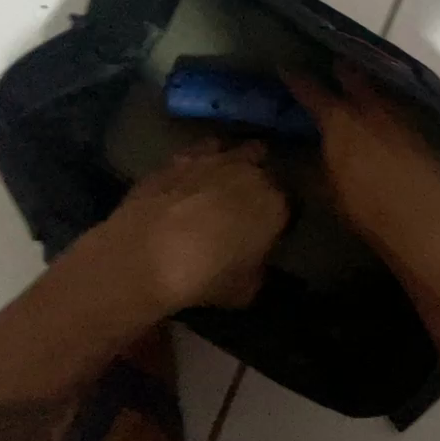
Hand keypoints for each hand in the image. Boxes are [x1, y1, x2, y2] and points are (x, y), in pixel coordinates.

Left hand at [61, 141, 289, 315]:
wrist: (146, 254)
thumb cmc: (205, 277)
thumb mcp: (244, 291)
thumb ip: (258, 271)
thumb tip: (255, 265)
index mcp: (277, 204)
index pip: (293, 203)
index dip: (283, 217)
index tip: (273, 230)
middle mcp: (254, 173)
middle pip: (269, 170)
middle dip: (264, 184)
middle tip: (250, 205)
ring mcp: (217, 158)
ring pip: (242, 150)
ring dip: (240, 163)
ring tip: (227, 182)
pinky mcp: (182, 156)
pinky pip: (204, 150)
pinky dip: (205, 159)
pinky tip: (194, 176)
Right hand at [286, 65, 439, 260]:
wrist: (425, 217)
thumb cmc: (367, 207)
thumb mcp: (325, 191)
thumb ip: (303, 168)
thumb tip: (280, 153)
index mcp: (339, 119)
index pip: (310, 90)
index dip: (295, 77)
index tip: (286, 67)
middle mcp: (371, 105)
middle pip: (352, 74)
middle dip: (340, 68)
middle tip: (333, 65)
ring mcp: (403, 111)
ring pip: (382, 86)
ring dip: (370, 83)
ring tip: (364, 85)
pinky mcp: (428, 123)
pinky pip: (406, 104)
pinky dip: (395, 104)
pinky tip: (395, 113)